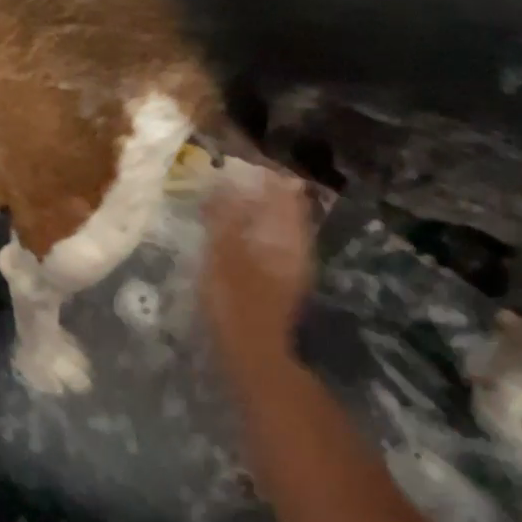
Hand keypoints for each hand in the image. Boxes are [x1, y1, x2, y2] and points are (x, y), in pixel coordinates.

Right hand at [199, 162, 316, 370]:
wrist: (255, 359)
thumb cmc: (238, 302)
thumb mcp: (224, 253)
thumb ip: (224, 216)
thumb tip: (222, 181)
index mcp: (289, 236)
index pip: (285, 191)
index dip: (265, 173)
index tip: (238, 162)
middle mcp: (298, 248)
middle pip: (283, 208)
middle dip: (257, 192)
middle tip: (226, 180)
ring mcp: (292, 268)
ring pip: (276, 228)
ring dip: (253, 213)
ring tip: (223, 205)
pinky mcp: (280, 286)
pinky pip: (268, 245)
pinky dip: (251, 234)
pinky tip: (230, 238)